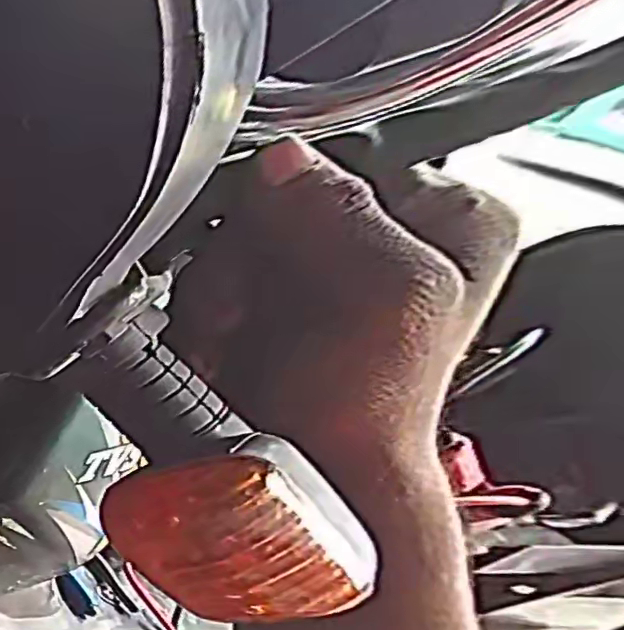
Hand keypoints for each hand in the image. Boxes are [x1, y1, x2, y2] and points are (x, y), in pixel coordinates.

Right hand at [171, 137, 519, 476]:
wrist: (299, 470)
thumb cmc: (364, 403)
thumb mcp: (385, 294)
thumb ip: (338, 216)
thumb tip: (278, 159)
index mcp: (436, 223)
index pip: (336, 166)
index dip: (291, 206)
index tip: (279, 253)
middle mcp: (362, 249)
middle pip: (263, 212)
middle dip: (239, 265)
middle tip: (250, 314)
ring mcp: (294, 289)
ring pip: (218, 254)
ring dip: (212, 301)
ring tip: (232, 341)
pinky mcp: (243, 321)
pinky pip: (193, 293)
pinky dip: (194, 323)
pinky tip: (216, 349)